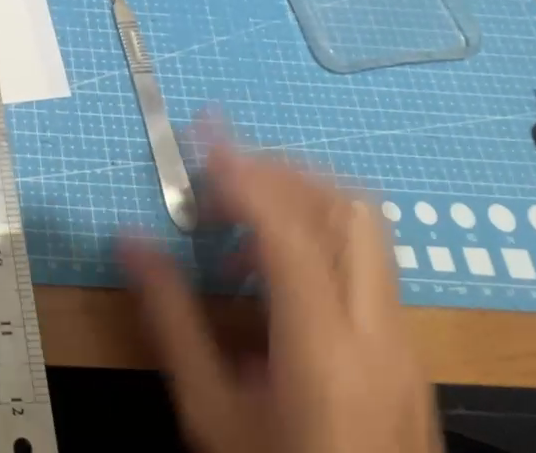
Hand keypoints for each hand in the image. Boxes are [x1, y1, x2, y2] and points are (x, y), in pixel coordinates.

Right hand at [121, 143, 440, 452]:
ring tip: (232, 220)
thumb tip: (129, 239)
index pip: (291, 228)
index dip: (244, 169)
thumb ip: (170, 316)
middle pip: (348, 208)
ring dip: (299, 199)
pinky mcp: (407, 350)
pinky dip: (315, 236)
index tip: (202, 130)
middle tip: (216, 170)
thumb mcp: (209, 406)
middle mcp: (379, 331)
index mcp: (325, 345)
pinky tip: (265, 270)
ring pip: (364, 228)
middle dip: (280, 169)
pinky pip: (366, 263)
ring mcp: (403, 340)